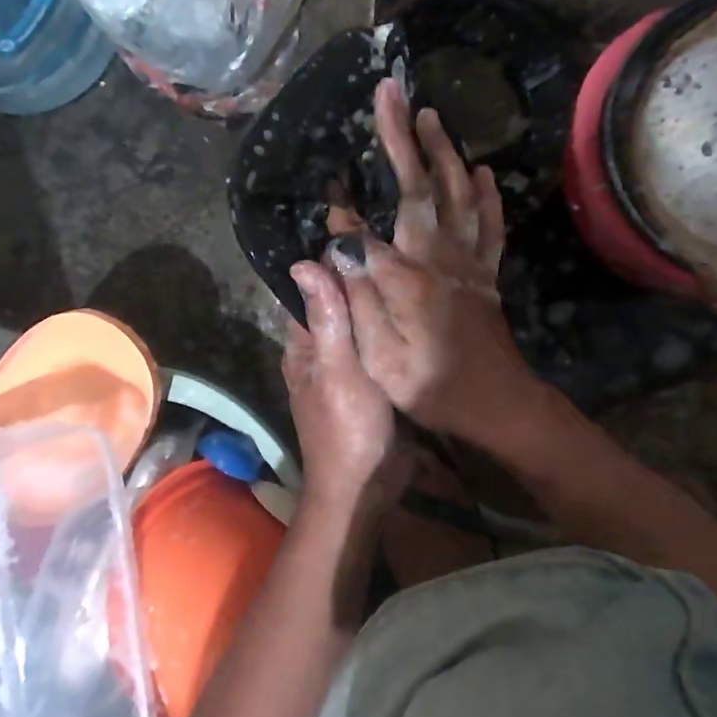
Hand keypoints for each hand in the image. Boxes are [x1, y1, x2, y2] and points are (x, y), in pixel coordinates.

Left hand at [283, 261, 403, 515]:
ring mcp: (347, 365)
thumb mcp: (338, 369)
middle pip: (338, 302)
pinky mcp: (370, 380)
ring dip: (376, 300)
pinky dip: (389, 326)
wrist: (366, 488)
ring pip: (360, 322)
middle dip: (359, 277)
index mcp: (304, 342)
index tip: (362, 227)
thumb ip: (326, 319)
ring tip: (410, 264)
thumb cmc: (347, 428)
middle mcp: (321, 349)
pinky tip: (414, 309)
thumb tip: (302, 263)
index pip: (312, 287)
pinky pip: (377, 343)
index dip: (331, 260)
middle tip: (397, 241)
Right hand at [332, 78, 545, 445]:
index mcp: (409, 274)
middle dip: (405, 135)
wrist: (498, 405)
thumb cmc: (431, 384)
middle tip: (392, 93)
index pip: (371, 222)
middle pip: (423, 184)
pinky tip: (484, 172)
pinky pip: (490, 222)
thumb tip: (338, 240)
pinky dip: (487, 193)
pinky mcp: (486, 273)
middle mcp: (442, 255)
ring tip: (432, 116)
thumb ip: (359, 291)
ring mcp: (469, 260)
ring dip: (445, 150)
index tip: (328, 183)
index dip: (348, 200)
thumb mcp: (380, 352)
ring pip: (461, 191)